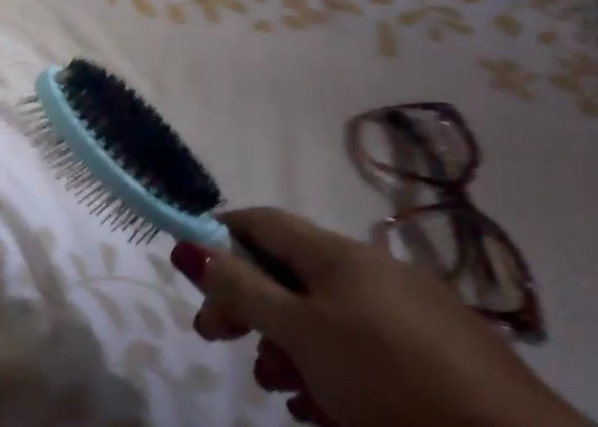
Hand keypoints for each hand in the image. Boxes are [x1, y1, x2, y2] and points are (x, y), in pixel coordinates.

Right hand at [175, 208, 581, 426]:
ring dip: (286, 346)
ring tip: (280, 387)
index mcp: (337, 253)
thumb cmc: (385, 374)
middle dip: (247, 307)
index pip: (258, 220)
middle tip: (217, 339)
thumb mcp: (297, 331)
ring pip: (322, 316)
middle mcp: (371, 270)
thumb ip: (239, 288)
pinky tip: (324, 403)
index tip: (192, 276)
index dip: (216, 236)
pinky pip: (362, 345)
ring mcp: (410, 312)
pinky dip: (331, 366)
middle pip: (286, 274)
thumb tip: (186, 245)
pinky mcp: (438, 355)